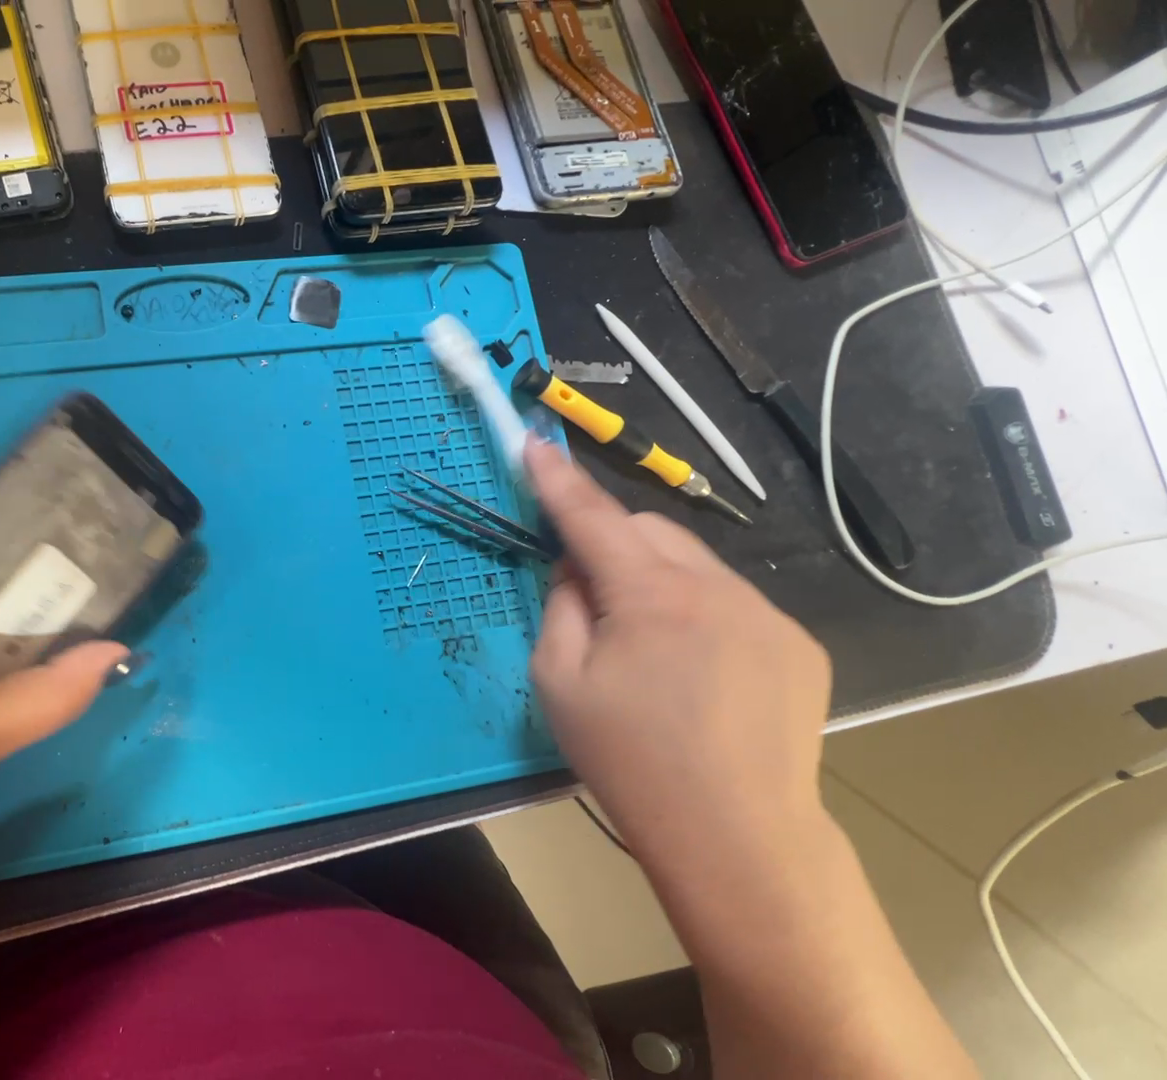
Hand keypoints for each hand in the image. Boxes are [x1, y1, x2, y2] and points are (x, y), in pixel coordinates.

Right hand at [523, 440, 832, 876]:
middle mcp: (716, 588)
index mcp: (650, 595)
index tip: (534, 444)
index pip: (592, 517)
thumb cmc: (629, 760)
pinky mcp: (798, 645)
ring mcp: (767, 615)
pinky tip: (696, 672)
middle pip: (648, 529)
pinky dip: (698, 612)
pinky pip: (731, 602)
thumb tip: (576, 568)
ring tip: (647, 648)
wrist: (737, 836)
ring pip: (693, 564)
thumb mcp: (558, 683)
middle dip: (610, 544)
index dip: (557, 480)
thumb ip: (560, 606)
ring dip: (656, 579)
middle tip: (587, 599)